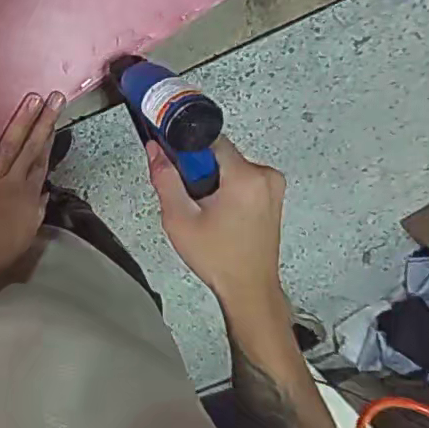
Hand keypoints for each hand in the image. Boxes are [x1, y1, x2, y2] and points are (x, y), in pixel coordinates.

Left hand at [0, 91, 64, 281]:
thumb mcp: (26, 240)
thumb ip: (35, 214)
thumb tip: (43, 194)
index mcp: (29, 200)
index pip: (41, 164)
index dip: (49, 141)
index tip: (56, 120)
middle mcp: (13, 186)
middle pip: (31, 149)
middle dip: (44, 121)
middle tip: (55, 97)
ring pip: (9, 147)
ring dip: (21, 122)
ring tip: (32, 99)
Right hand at [147, 136, 290, 346]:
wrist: (248, 287)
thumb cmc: (218, 258)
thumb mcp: (179, 218)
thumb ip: (164, 178)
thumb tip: (155, 150)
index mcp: (246, 178)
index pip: (209, 140)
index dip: (184, 149)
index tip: (171, 161)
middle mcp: (265, 177)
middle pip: (217, 154)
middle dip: (196, 170)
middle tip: (189, 199)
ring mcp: (272, 187)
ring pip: (227, 166)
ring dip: (209, 180)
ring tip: (203, 211)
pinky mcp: (272, 196)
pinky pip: (239, 179)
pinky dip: (223, 189)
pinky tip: (217, 214)